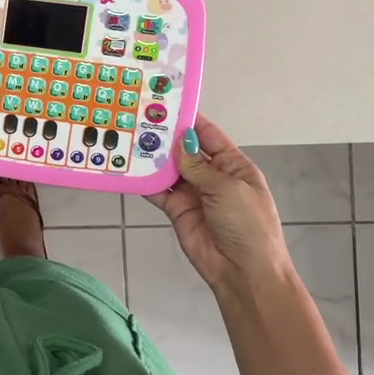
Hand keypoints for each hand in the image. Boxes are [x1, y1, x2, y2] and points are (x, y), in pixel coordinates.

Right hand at [142, 116, 294, 297]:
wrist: (242, 271)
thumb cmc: (247, 225)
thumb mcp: (228, 189)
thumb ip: (199, 166)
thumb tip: (179, 140)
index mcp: (233, 166)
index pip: (208, 135)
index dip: (189, 119)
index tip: (164, 103)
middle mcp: (212, 175)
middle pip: (183, 149)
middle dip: (164, 136)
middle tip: (136, 118)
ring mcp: (192, 192)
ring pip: (167, 168)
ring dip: (150, 156)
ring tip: (126, 138)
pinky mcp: (176, 209)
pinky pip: (156, 190)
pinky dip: (143, 180)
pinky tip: (126, 168)